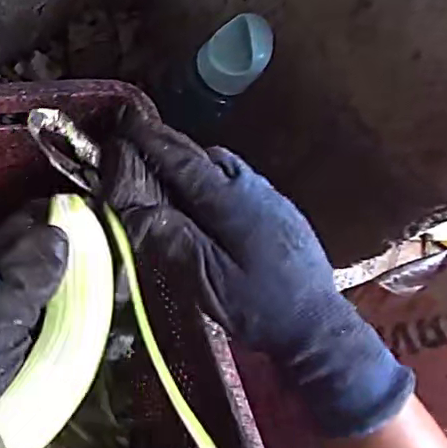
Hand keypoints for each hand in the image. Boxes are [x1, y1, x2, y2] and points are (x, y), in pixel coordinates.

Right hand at [103, 106, 411, 437]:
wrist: (317, 325)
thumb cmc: (260, 306)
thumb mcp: (209, 279)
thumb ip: (175, 240)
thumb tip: (138, 209)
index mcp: (231, 204)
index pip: (185, 163)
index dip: (154, 141)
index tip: (129, 122)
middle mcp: (254, 191)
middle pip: (208, 155)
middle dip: (173, 145)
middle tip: (143, 140)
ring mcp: (272, 199)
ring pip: (228, 167)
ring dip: (196, 163)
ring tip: (168, 171)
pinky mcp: (282, 213)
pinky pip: (242, 182)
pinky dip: (215, 180)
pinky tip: (206, 200)